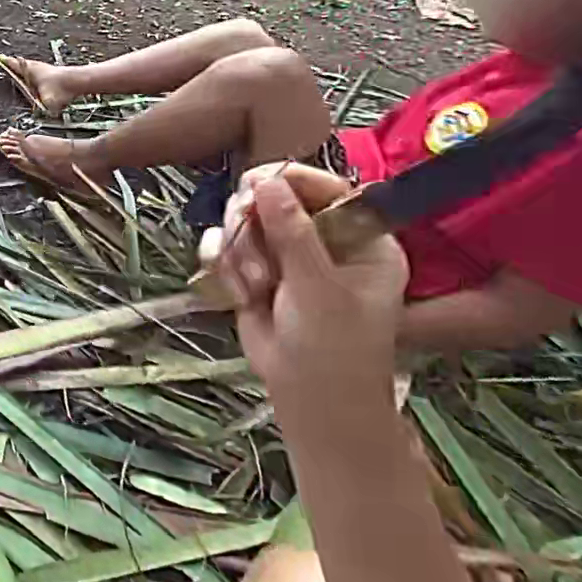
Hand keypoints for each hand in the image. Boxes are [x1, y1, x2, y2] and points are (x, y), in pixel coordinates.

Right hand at [203, 164, 406, 395]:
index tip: (257, 183)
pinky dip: (223, 264)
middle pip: (273, 198)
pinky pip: (225, 245)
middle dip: (254, 225)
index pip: (325, 188)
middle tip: (248, 242)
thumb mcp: (319, 288)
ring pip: (242, 222)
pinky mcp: (253, 270)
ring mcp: (284, 254)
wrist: (309, 401)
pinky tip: (237, 291)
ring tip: (255, 288)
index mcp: (359, 237)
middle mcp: (321, 239)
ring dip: (239, 252)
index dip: (290, 181)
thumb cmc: (333, 348)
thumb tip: (265, 181)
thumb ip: (293, 232)